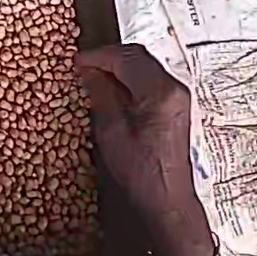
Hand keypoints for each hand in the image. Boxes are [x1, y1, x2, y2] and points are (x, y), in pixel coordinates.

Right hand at [78, 45, 206, 255]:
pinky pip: (151, 81)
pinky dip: (130, 80)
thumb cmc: (140, 173)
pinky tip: (113, 92)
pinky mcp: (176, 107)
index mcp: (160, 92)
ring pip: (145, 67)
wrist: (166, 199)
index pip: (126, 57)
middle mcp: (175, 88)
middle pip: (139, 57)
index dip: (98, 56)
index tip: (77, 61)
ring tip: (94, 79)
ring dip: (119, 67)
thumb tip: (89, 71)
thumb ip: (101, 95)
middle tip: (83, 67)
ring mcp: (179, 97)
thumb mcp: (111, 132)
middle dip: (109, 58)